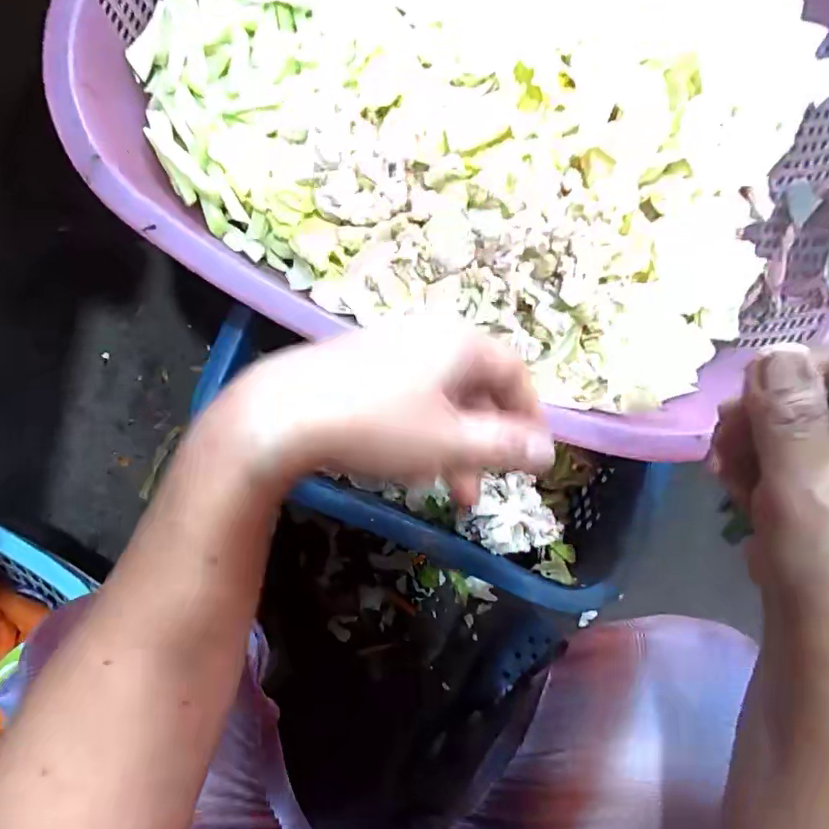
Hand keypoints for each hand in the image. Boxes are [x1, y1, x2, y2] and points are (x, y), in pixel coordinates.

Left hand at [213, 317, 555, 504]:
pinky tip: (403, 470)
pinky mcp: (356, 366)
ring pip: (438, 401)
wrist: (281, 414)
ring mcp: (388, 347)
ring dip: (450, 447)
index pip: (514, 374)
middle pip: (474, 390)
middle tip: (483, 490)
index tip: (532, 459)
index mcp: (459, 343)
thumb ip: (503, 447)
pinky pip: (404, 399)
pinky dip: (417, 434)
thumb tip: (547, 451)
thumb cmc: (378, 426)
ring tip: (445, 492)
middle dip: (484, 445)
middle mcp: (427, 335)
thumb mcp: (450, 443)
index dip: (529, 418)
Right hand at [711, 342, 828, 666]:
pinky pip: (764, 444)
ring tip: (735, 482)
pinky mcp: (809, 473)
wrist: (813, 628)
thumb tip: (775, 350)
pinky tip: (738, 491)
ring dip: (741, 445)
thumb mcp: (806, 488)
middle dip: (756, 420)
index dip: (793, 377)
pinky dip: (742, 464)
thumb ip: (790, 419)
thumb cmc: (826, 564)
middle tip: (733, 455)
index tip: (750, 411)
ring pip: (773, 415)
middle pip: (802, 387)